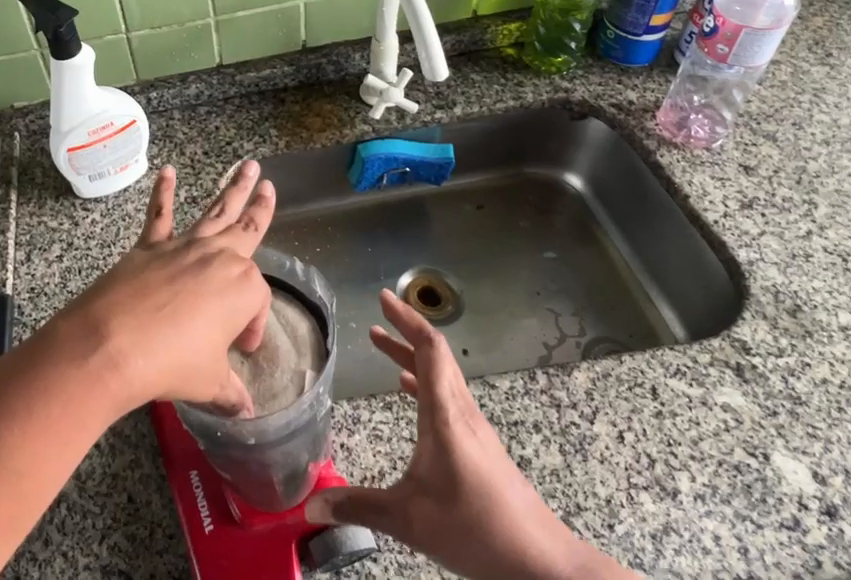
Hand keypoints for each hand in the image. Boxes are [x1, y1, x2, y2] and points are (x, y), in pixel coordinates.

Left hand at [45, 161, 276, 416]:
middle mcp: (219, 258)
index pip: (256, 303)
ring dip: (231, 189)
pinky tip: (167, 171)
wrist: (113, 343)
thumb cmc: (171, 363)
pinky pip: (160, 214)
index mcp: (243, 288)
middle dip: (260, 207)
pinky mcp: (150, 246)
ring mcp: (183, 247)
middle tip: (268, 184)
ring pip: (215, 213)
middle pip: (247, 229)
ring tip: (247, 166)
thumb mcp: (208, 381)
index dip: (251, 327)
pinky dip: (163, 192)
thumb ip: (229, 391)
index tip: (239, 349)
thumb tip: (244, 410)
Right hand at [305, 291, 634, 579]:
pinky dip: (424, 382)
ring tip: (383, 345)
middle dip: (405, 331)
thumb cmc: (477, 529)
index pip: (429, 350)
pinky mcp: (480, 447)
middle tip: (376, 316)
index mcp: (445, 415)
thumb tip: (309, 506)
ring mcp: (475, 430)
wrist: (540, 562)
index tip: (383, 298)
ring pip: (443, 376)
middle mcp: (462, 413)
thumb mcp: (410, 520)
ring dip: (412, 357)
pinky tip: (408, 392)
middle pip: (436, 356)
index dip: (407, 319)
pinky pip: (448, 397)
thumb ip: (359, 507)